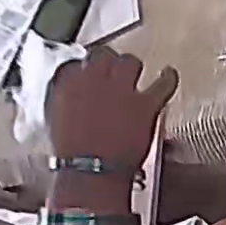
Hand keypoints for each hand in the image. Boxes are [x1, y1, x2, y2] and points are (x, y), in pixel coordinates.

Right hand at [47, 48, 179, 170]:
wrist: (93, 169)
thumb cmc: (74, 153)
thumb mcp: (57, 118)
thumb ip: (68, 99)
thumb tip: (77, 96)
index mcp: (68, 82)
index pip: (78, 62)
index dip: (88, 68)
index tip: (91, 73)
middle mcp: (95, 79)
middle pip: (104, 55)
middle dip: (109, 60)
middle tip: (113, 68)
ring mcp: (122, 90)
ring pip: (130, 62)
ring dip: (132, 65)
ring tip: (134, 69)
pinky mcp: (145, 105)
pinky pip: (162, 84)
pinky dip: (168, 78)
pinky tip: (169, 74)